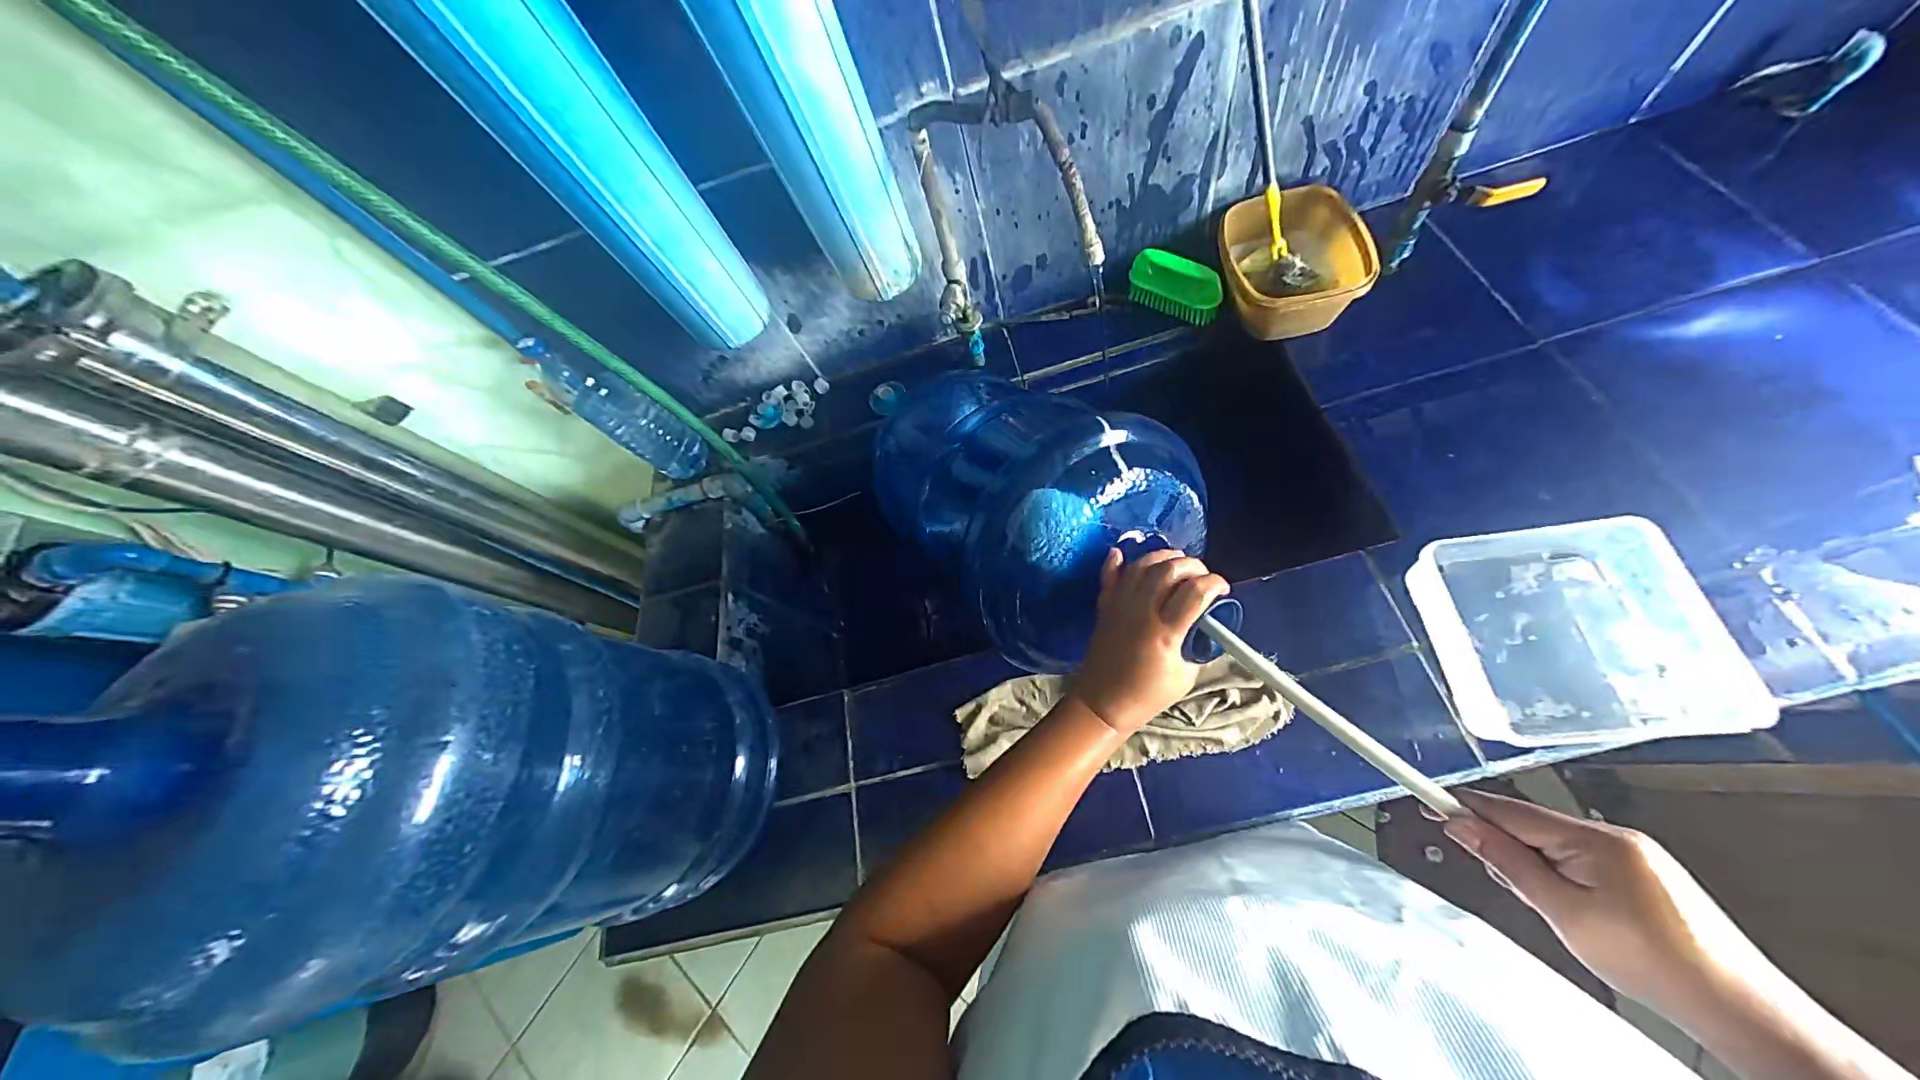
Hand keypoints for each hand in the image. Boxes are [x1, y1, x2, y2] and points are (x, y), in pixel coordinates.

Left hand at [1066, 547, 1228, 736]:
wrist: (1102, 703)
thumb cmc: (1147, 695)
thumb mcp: (1186, 675)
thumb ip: (1196, 645)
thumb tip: (1204, 625)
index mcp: (1165, 632)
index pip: (1195, 592)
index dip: (1214, 583)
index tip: (1222, 588)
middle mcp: (1141, 612)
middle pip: (1169, 571)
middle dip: (1192, 565)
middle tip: (1202, 574)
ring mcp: (1119, 606)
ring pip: (1141, 567)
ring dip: (1162, 557)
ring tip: (1177, 560)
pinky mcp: (1104, 608)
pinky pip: (1108, 577)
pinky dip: (1115, 562)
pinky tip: (1123, 552)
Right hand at [1439, 789, 1749, 1013]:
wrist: (1743, 1011)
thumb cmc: (1658, 964)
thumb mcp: (1562, 913)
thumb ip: (1507, 864)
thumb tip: (1464, 828)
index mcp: (1596, 839)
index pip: (1508, 810)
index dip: (1462, 804)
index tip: (1425, 794)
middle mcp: (1616, 837)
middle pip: (1531, 825)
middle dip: (1503, 845)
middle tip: (1499, 879)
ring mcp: (1634, 855)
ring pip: (1555, 845)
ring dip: (1534, 865)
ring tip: (1550, 909)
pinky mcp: (1644, 874)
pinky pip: (1581, 859)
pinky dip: (1559, 874)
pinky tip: (1571, 907)